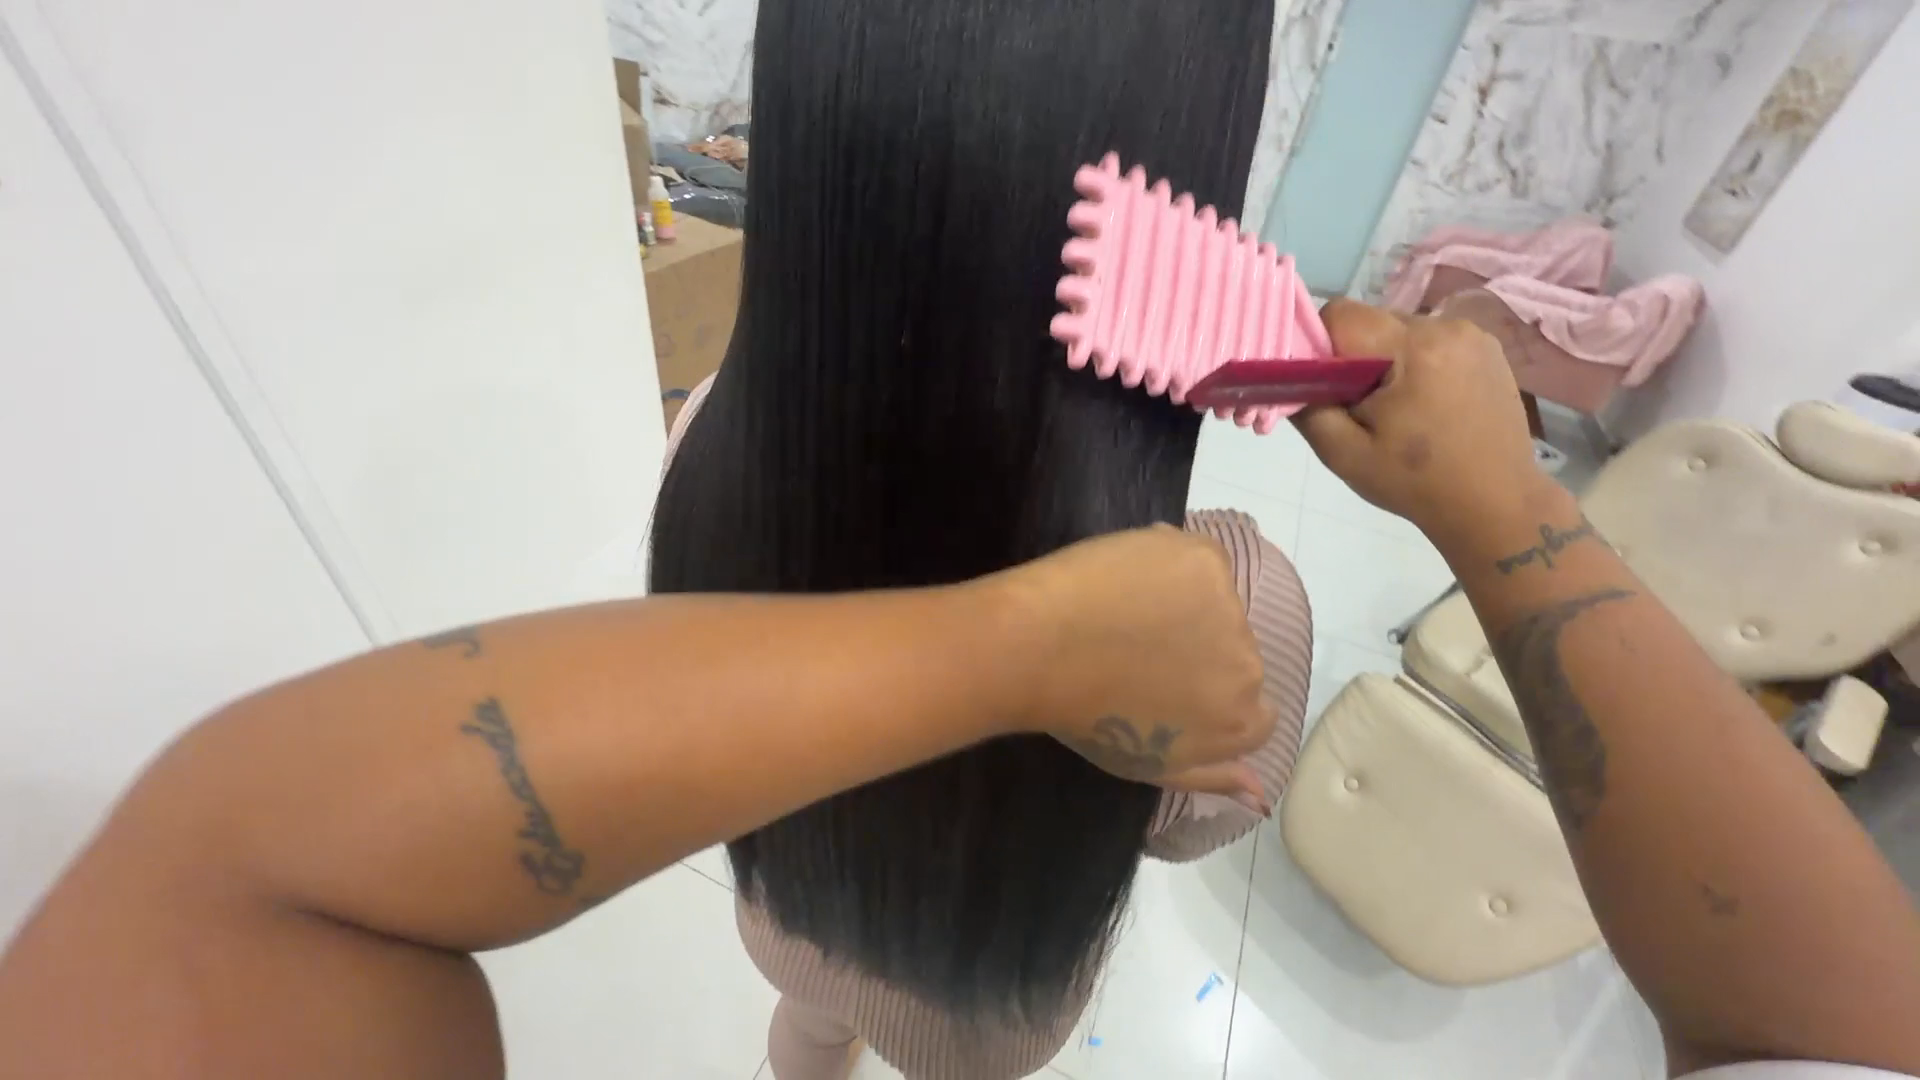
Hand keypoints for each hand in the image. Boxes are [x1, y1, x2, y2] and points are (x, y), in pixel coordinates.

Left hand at [988, 525, 1272, 810]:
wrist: (1040, 648)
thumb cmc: (1085, 716)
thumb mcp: (1147, 765)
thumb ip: (1212, 777)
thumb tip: (1260, 793)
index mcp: (1241, 722)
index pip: (1252, 707)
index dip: (1204, 688)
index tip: (1162, 680)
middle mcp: (1249, 668)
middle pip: (1234, 651)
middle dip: (1194, 646)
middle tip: (1135, 643)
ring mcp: (1230, 608)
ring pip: (1214, 601)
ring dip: (1181, 602)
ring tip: (1123, 609)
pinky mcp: (1205, 560)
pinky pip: (1198, 559)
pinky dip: (1170, 564)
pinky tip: (1127, 578)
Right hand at [1295, 299, 1553, 538]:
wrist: (1495, 502)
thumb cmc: (1413, 482)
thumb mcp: (1343, 454)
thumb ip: (1307, 408)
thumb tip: (1285, 379)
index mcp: (1411, 349)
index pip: (1340, 315)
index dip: (1318, 346)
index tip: (1323, 386)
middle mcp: (1445, 327)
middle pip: (1371, 321)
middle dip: (1353, 357)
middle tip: (1358, 406)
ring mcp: (1472, 334)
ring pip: (1399, 330)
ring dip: (1384, 360)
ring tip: (1395, 408)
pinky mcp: (1487, 347)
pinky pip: (1429, 340)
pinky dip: (1414, 363)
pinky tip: (1423, 403)